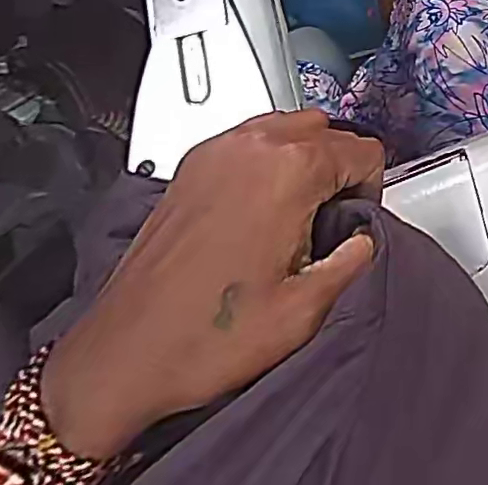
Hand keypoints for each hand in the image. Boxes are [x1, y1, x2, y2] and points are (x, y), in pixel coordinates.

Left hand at [41, 110, 382, 457]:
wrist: (116, 362)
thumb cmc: (200, 337)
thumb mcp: (306, 309)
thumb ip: (355, 260)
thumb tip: (364, 237)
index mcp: (291, 170)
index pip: (364, 151)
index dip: (370, 188)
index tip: (354, 219)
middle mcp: (255, 147)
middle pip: (332, 131)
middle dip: (341, 170)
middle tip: (330, 216)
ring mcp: (219, 151)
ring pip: (294, 125)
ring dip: (309, 157)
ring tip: (298, 207)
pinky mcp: (192, 165)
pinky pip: (255, 136)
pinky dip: (272, 156)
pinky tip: (264, 201)